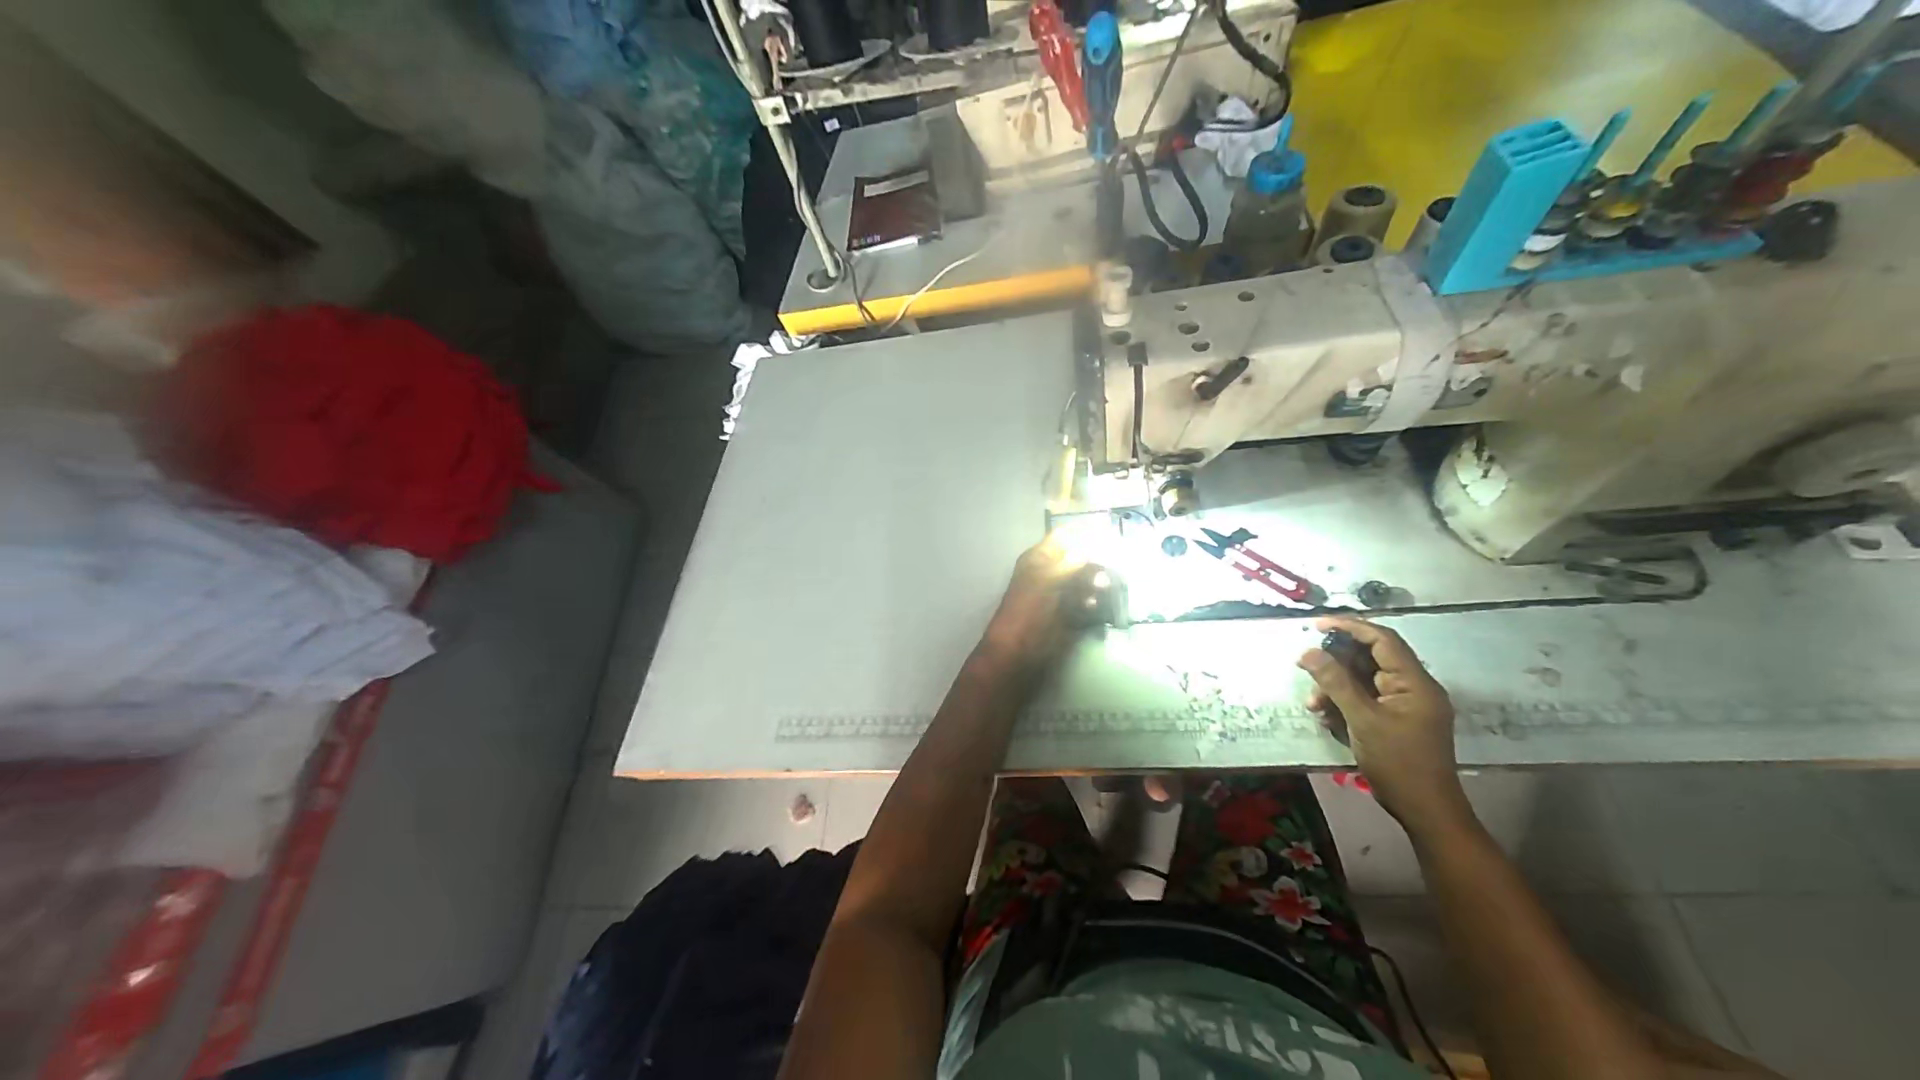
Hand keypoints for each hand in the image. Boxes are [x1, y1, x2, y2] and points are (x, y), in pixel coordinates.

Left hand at [979, 535, 1104, 675]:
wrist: (1017, 652)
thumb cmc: (1028, 610)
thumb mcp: (1048, 580)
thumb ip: (1071, 563)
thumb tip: (1091, 550)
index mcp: (1038, 559)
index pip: (1063, 539)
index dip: (1083, 538)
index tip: (1106, 542)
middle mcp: (1049, 573)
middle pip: (1078, 560)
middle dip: (1094, 564)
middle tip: (1107, 571)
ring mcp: (1057, 595)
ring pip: (1083, 582)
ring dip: (1094, 584)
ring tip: (1101, 589)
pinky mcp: (1065, 616)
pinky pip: (1083, 603)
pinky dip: (1090, 603)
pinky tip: (1093, 607)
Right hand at [1298, 616, 1467, 829]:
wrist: (1425, 810)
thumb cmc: (1397, 762)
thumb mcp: (1362, 720)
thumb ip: (1335, 682)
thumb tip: (1308, 653)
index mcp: (1414, 682)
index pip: (1382, 640)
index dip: (1350, 627)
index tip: (1317, 625)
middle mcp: (1413, 688)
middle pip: (1371, 659)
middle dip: (1336, 662)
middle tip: (1305, 665)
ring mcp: (1406, 705)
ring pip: (1365, 680)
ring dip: (1336, 687)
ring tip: (1314, 704)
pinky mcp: (1397, 720)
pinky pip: (1367, 700)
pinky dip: (1345, 703)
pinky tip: (1327, 716)